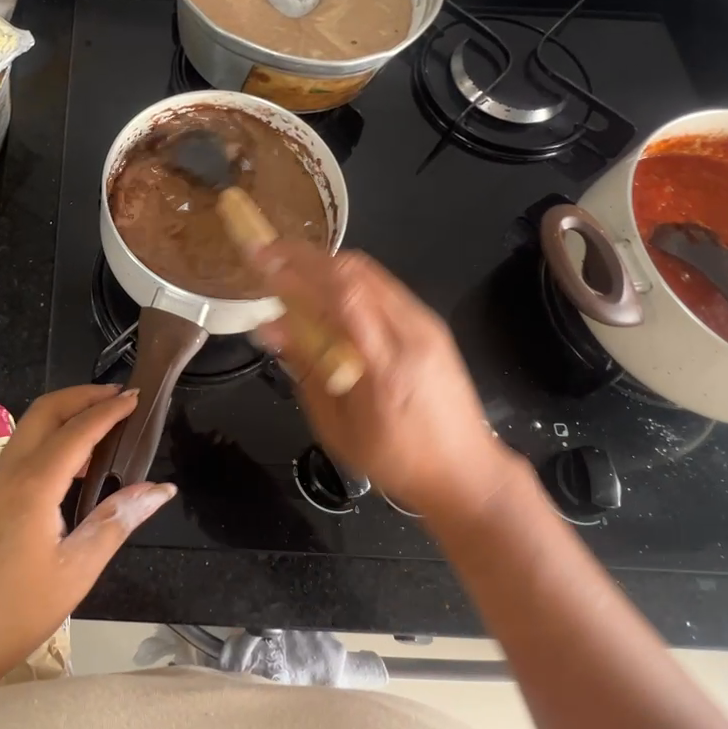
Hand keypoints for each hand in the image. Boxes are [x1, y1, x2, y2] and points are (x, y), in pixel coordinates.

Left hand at [0, 385, 174, 704]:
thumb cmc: (13, 613)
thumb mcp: (75, 572)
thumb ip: (116, 521)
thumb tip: (159, 488)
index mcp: (33, 484)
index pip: (78, 430)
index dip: (109, 410)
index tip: (137, 397)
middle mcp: (7, 471)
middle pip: (45, 411)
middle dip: (82, 396)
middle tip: (119, 399)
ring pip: (28, 429)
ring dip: (63, 417)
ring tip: (101, 429)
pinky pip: (18, 452)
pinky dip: (47, 441)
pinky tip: (69, 470)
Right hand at [252, 242, 514, 518]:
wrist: (466, 471)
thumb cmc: (396, 461)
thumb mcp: (337, 427)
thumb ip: (306, 370)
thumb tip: (270, 327)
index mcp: (385, 365)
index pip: (342, 295)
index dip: (298, 269)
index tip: (261, 260)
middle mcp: (411, 333)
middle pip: (354, 271)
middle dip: (305, 257)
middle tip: (268, 258)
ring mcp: (425, 325)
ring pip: (369, 272)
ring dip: (325, 265)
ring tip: (290, 273)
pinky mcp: (430, 324)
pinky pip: (382, 286)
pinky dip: (347, 280)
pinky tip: (325, 293)